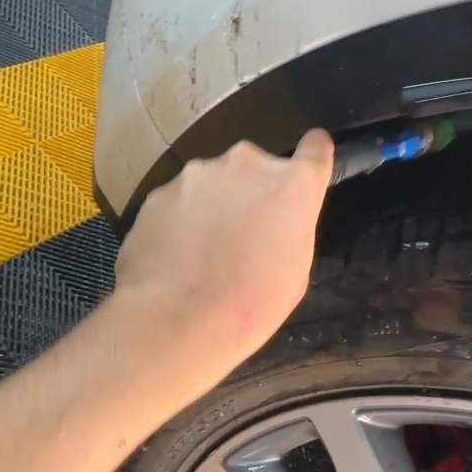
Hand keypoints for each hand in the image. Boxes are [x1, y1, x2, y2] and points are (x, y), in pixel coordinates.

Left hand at [110, 130, 334, 379]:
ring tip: (198, 252)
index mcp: (292, 185)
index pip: (314, 150)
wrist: (176, 321)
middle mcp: (245, 164)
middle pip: (253, 170)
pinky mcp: (157, 193)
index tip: (301, 170)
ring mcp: (196, 175)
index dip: (309, 159)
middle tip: (237, 237)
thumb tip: (274, 221)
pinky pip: (175, 202)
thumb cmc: (249, 305)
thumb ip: (289, 229)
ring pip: (210, 183)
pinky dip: (176, 221)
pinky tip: (171, 256)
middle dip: (248, 194)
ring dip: (209, 206)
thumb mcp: (294, 272)